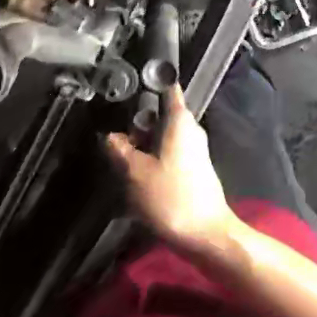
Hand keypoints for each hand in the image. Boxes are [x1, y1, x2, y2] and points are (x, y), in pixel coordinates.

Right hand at [104, 85, 240, 256]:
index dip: (149, 80)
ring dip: (140, 146)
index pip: (167, 87)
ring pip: (159, 137)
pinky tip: (134, 177)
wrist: (207, 236)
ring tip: (120, 160)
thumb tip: (109, 136)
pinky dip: (150, 160)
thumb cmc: (172, 198)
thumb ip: (119, 149)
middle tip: (116, 137)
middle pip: (157, 115)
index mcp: (180, 121)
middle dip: (135, 124)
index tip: (129, 80)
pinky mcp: (190, 170)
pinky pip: (165, 154)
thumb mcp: (135, 172)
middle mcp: (189, 130)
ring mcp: (192, 151)